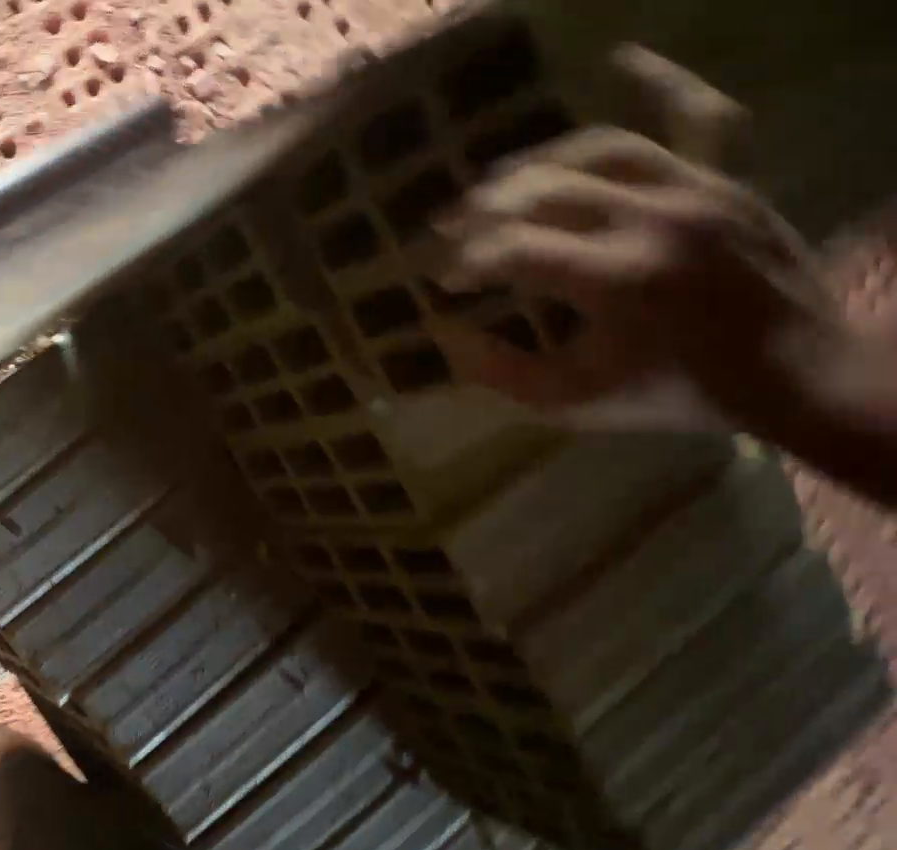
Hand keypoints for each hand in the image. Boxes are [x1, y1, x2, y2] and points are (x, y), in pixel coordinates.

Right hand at [434, 46, 855, 437]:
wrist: (796, 372)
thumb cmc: (670, 394)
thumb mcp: (567, 401)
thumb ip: (496, 371)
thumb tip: (445, 331)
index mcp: (614, 280)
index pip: (512, 249)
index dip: (465, 261)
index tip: (445, 282)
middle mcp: (652, 220)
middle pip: (542, 191)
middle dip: (480, 211)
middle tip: (446, 229)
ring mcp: (695, 189)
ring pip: (595, 151)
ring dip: (532, 166)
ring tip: (495, 186)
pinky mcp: (723, 180)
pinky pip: (693, 117)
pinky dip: (657, 83)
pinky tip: (620, 56)